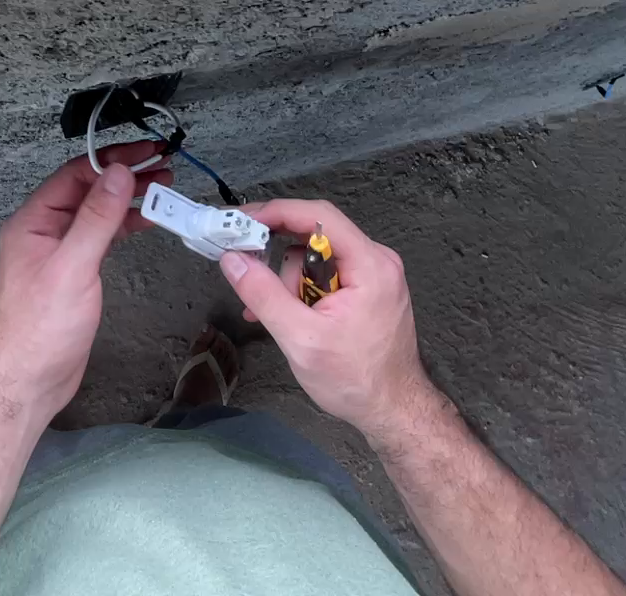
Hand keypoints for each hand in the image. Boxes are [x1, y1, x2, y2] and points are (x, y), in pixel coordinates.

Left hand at [0, 141, 171, 421]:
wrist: (32, 381)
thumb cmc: (41, 330)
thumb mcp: (73, 267)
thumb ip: (97, 218)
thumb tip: (117, 174)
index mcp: (33, 221)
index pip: (75, 174)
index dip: (111, 159)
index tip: (144, 151)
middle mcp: (43, 229)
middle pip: (88, 189)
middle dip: (124, 174)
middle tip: (162, 164)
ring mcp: (58, 249)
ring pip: (97, 211)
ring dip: (128, 197)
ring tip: (162, 185)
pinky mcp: (73, 269)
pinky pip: (101, 234)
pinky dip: (124, 223)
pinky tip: (146, 219)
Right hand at [218, 199, 442, 442]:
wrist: (394, 413)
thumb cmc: (354, 380)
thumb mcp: (301, 339)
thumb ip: (264, 294)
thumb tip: (231, 258)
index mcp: (370, 264)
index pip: (318, 216)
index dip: (277, 212)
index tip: (241, 220)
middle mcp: (375, 259)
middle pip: (314, 235)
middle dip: (277, 255)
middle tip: (244, 265)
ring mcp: (372, 273)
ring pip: (314, 256)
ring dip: (287, 281)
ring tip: (271, 314)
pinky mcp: (365, 288)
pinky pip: (323, 272)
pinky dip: (299, 289)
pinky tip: (282, 312)